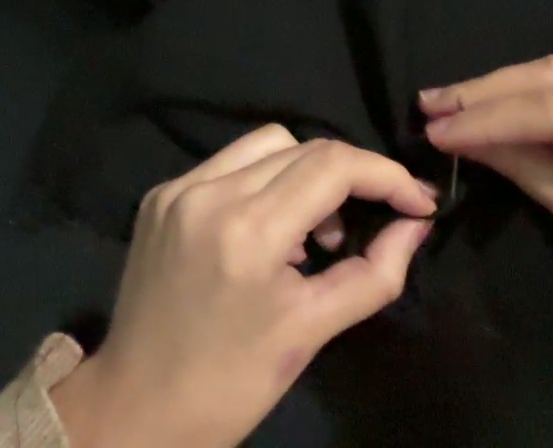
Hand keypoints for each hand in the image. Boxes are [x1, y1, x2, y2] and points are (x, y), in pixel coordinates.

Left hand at [49, 126, 437, 447]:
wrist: (135, 410)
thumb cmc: (231, 383)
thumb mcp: (312, 330)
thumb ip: (375, 272)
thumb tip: (416, 223)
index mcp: (248, 230)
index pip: (333, 165)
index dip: (385, 175)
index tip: (417, 202)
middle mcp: (209, 192)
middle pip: (305, 146)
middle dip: (351, 176)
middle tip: (369, 222)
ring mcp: (178, 188)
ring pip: (268, 143)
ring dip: (306, 171)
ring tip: (313, 230)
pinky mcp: (160, 194)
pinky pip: (230, 163)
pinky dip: (264, 180)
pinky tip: (268, 229)